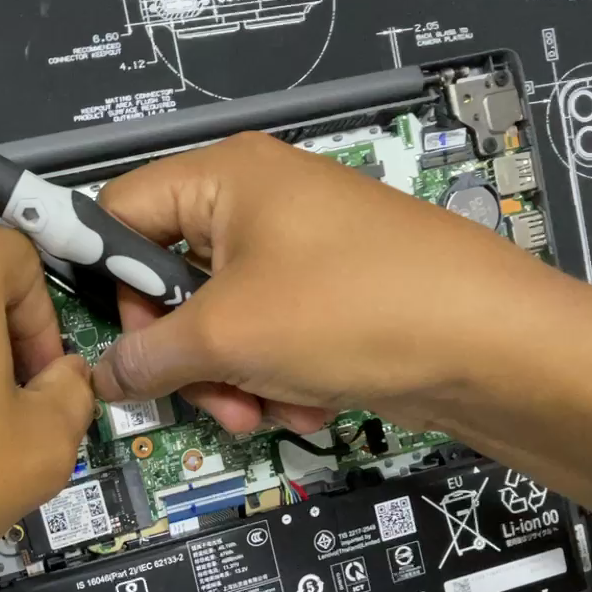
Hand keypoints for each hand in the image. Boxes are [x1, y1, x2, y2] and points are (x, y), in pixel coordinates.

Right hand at [94, 132, 583, 433]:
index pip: (121, 211)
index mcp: (224, 179)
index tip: (108, 339)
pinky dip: (270, 379)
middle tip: (202, 396)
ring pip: (216, 323)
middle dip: (183, 355)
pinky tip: (301, 404)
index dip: (105, 276)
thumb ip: (146, 355)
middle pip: (169, 282)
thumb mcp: (225, 336)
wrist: (491, 348)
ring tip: (260, 412)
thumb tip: (101, 376)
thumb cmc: (344, 312)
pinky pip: (263, 339)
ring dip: (226, 380)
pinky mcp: (325, 296)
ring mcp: (294, 252)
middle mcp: (255, 205)